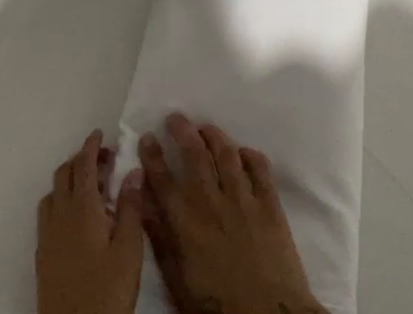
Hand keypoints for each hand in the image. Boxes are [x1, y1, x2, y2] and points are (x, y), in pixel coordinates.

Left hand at [37, 131, 145, 313]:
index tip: (100, 133)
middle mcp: (59, 215)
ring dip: (69, 179)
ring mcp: (47, 235)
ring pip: (53, 193)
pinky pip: (48, 213)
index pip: (83, 166)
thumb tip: (133, 171)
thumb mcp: (129, 248)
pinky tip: (78, 216)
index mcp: (81, 209)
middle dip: (81, 159)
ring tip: (92, 184)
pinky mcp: (43, 254)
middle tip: (104, 158)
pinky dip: (61, 199)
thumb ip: (131, 207)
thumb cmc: (108, 288)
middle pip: (64, 174)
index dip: (91, 146)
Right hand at [140, 113, 324, 313]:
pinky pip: (259, 168)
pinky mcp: (270, 204)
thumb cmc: (215, 305)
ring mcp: (243, 199)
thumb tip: (142, 206)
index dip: (152, 155)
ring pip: (226, 154)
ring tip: (205, 127)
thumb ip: (160, 239)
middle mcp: (212, 200)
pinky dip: (249, 155)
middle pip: (195, 154)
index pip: (162, 178)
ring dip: (214, 136)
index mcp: (185, 220)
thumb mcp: (177, 279)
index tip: (147, 137)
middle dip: (182, 131)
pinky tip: (243, 152)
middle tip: (175, 117)